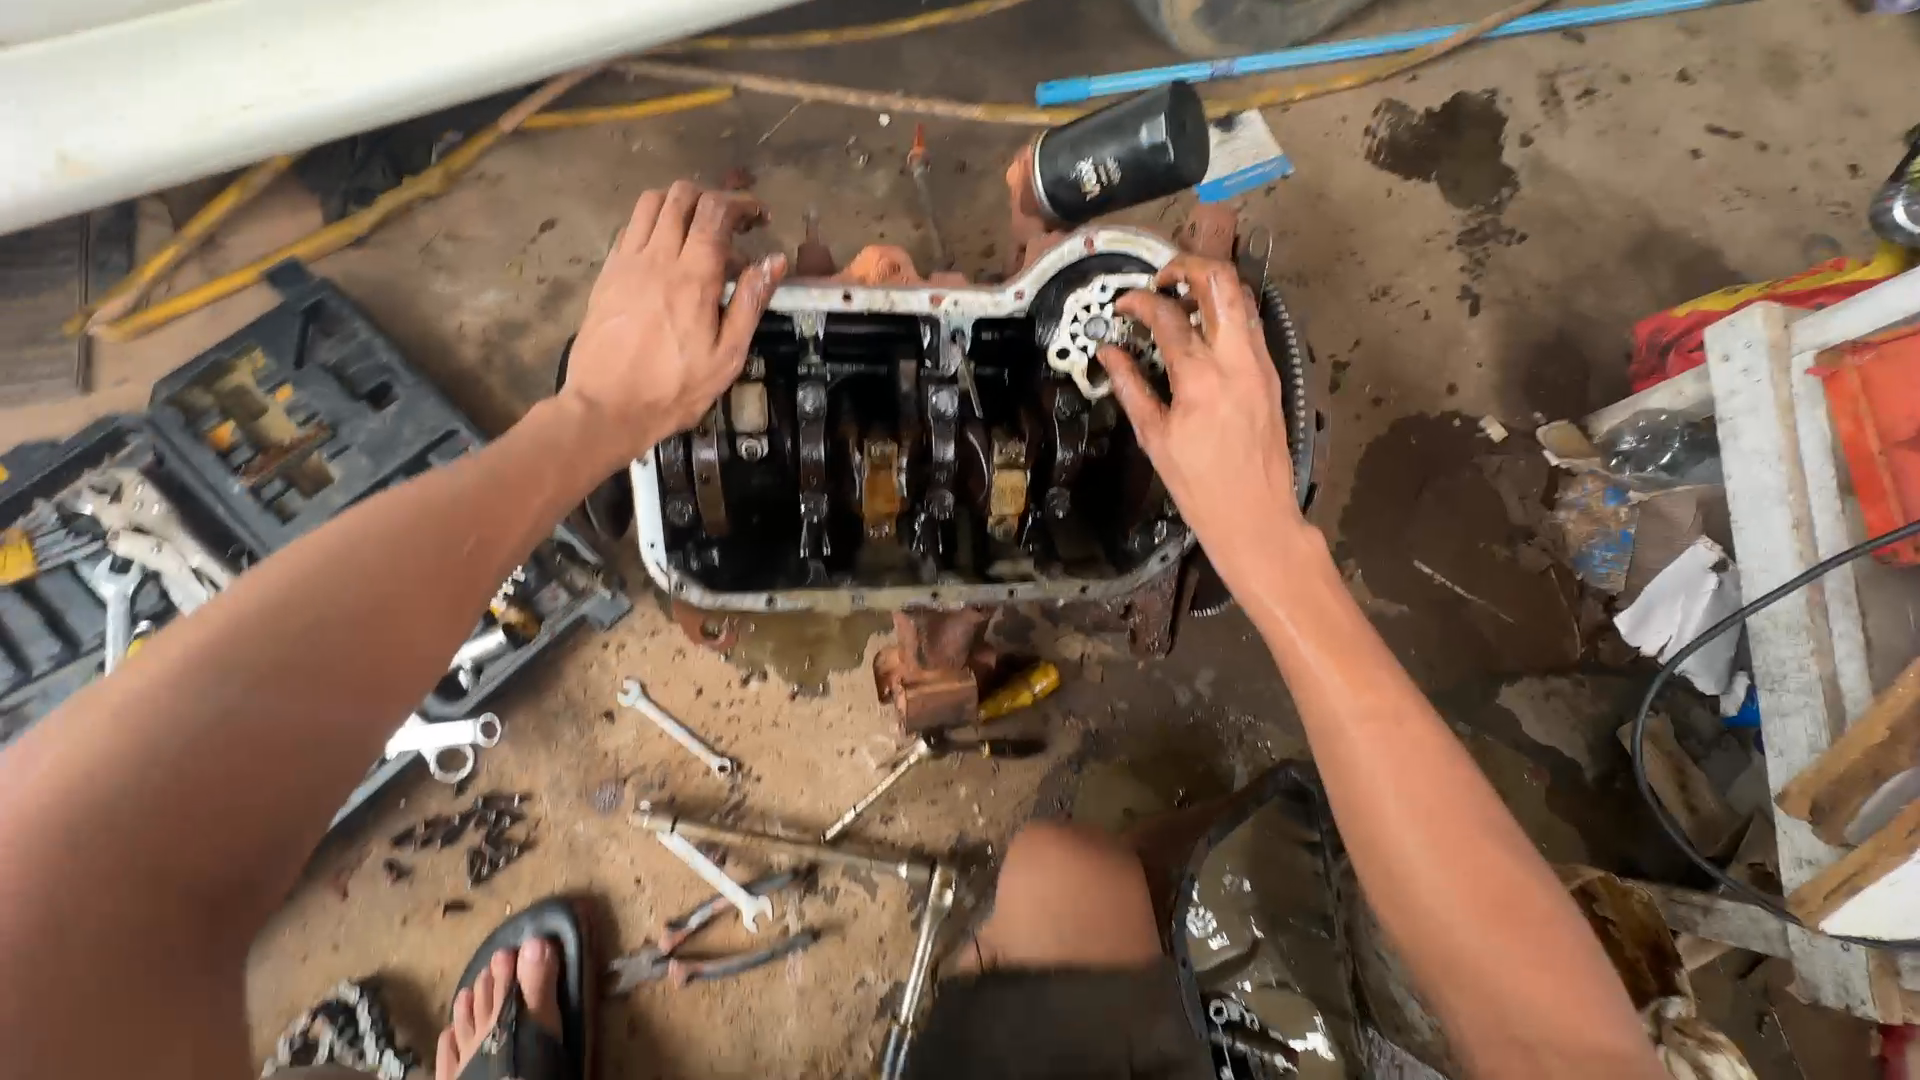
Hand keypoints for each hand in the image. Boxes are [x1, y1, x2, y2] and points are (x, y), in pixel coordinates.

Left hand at [562, 181, 786, 460]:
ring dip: (680, 203)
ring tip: (699, 229)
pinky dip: (654, 222)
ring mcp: (627, 261)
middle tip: (732, 223)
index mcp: (693, 277)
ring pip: (651, 202)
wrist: (608, 406)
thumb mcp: (727, 356)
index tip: (758, 216)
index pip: (715, 213)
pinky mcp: (608, 272)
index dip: (740, 204)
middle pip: (681, 196)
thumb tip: (774, 261)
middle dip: (713, 198)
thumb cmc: (676, 388)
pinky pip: (631, 226)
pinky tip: (668, 250)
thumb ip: (750, 303)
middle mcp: (657, 257)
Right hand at [1097, 255, 1307, 585]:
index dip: (1140, 301)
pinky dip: (1227, 312)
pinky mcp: (1273, 374)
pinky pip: (1251, 324)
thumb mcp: (1154, 437)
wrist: (1255, 514)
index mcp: (1200, 379)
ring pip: (1243, 297)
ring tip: (1182, 298)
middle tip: (1161, 279)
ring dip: (1211, 285)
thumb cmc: (1199, 485)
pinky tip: (1205, 330)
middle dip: (1187, 266)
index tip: (1123, 305)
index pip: (1168, 317)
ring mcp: (1261, 364)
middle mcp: (1237, 360)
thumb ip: (1131, 387)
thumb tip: (1109, 354)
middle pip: (1220, 282)